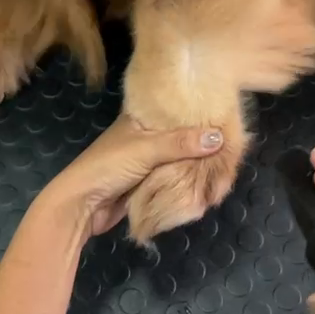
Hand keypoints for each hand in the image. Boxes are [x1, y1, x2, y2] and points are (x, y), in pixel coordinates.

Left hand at [39, 116, 226, 236]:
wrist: (82, 205)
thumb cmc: (108, 166)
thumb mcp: (146, 149)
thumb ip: (181, 143)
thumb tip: (220, 137)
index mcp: (140, 117)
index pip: (174, 108)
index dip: (196, 110)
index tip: (224, 115)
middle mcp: (145, 135)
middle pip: (180, 136)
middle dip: (201, 143)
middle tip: (232, 148)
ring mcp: (146, 160)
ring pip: (179, 159)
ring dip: (196, 165)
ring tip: (225, 167)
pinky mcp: (148, 182)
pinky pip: (174, 178)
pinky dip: (187, 180)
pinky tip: (207, 183)